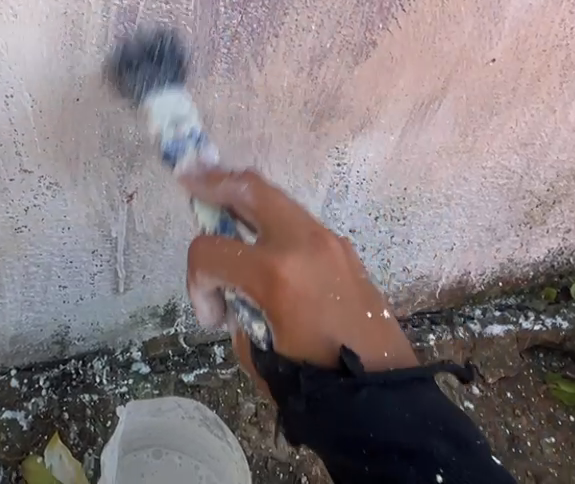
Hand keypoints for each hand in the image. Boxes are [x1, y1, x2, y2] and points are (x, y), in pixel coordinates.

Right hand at [182, 169, 416, 391]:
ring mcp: (329, 240)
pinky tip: (263, 241)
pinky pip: (300, 223)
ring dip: (247, 199)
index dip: (196, 280)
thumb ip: (239, 311)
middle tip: (191, 178)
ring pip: (278, 199)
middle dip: (215, 182)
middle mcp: (302, 242)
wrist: (384, 395)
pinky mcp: (344, 249)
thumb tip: (238, 290)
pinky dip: (274, 223)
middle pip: (249, 188)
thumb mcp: (258, 355)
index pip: (210, 250)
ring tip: (223, 202)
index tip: (210, 315)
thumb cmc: (316, 384)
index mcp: (276, 273)